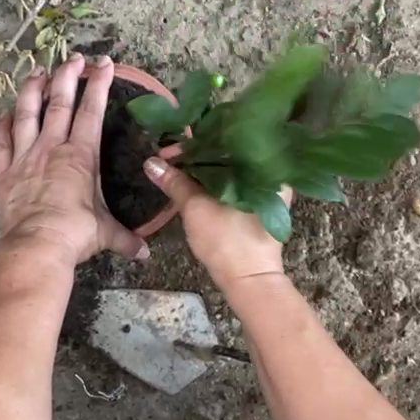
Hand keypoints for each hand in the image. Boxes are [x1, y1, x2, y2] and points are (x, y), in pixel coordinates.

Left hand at [0, 55, 147, 263]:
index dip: (99, 85)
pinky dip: (2, 125)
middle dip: (67, 76)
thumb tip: (144, 254)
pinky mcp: (5, 172)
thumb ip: (125, 238)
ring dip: (32, 90)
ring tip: (37, 72)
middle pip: (59, 102)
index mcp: (81, 156)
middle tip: (73, 58)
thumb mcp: (106, 233)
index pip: (92, 111)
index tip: (104, 64)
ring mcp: (25, 157)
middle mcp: (52, 148)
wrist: (38, 245)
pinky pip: (1, 142)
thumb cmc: (75, 234)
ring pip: (26, 113)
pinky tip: (4, 113)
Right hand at [143, 157, 285, 284]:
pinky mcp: (258, 205)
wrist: (249, 280)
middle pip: (227, 153)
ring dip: (202, 169)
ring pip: (228, 169)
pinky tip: (192, 183)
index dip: (193, 143)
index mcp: (264, 165)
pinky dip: (213, 182)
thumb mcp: (195, 207)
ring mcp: (266, 190)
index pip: (225, 139)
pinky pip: (232, 183)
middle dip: (196, 155)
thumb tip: (149, 162)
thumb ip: (174, 182)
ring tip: (175, 168)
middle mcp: (270, 173)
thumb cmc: (227, 241)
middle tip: (167, 159)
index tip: (167, 151)